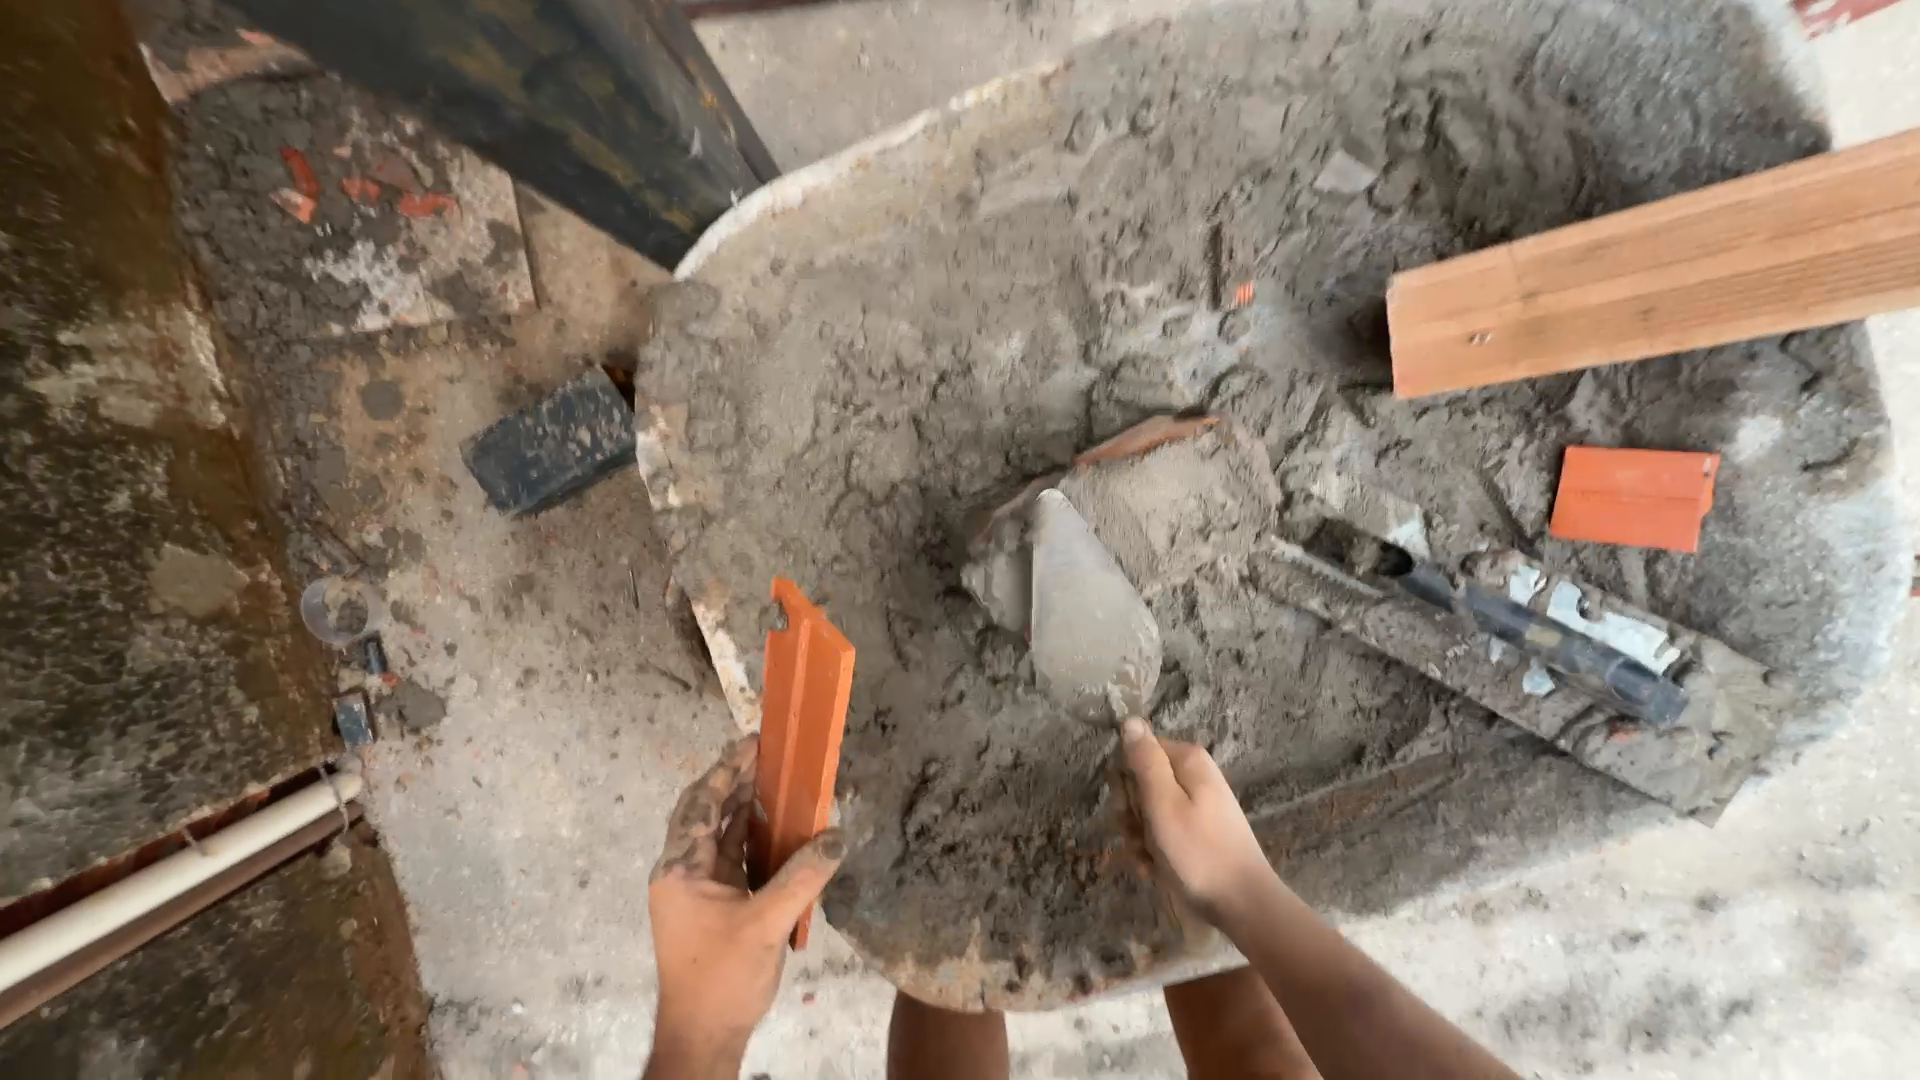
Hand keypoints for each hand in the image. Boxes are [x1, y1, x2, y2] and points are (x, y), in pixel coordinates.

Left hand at [645, 736, 844, 1076]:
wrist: (705, 1036)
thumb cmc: (722, 977)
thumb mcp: (765, 924)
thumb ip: (802, 877)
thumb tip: (838, 836)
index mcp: (680, 870)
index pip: (699, 806)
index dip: (725, 771)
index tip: (752, 744)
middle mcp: (685, 871)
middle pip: (706, 812)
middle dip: (734, 781)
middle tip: (768, 753)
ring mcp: (701, 888)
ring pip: (722, 832)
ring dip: (746, 806)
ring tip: (778, 777)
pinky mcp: (719, 903)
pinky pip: (737, 855)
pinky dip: (756, 835)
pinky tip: (780, 823)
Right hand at [1118, 717, 1273, 926]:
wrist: (1242, 907)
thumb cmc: (1199, 852)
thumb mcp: (1163, 803)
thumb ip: (1145, 760)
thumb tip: (1130, 720)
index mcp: (1188, 761)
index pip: (1137, 751)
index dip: (1125, 779)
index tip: (1127, 807)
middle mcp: (1192, 777)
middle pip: (1139, 782)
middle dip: (1129, 812)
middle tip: (1136, 834)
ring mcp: (1193, 807)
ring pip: (1145, 811)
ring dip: (1137, 836)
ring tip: (1148, 858)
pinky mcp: (1193, 834)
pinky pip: (1159, 834)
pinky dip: (1151, 852)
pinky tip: (1154, 869)